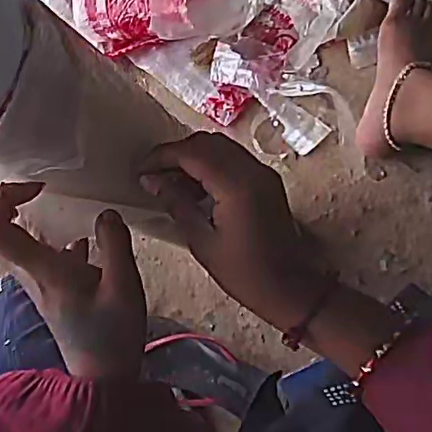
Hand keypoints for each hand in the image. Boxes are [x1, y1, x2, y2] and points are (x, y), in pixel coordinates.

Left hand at [0, 181, 146, 380]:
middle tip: (20, 173)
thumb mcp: (124, 287)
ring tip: (34, 188)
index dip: (0, 198)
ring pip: (6, 240)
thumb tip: (105, 213)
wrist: (103, 377)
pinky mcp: (49, 287)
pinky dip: (38, 231)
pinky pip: (32, 251)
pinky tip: (68, 229)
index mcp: (40, 270)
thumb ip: (115, 244)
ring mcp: (36, 282)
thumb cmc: (112, 335)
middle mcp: (29, 274)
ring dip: (10, 210)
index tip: (33, 183)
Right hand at [139, 132, 325, 330]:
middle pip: (207, 142)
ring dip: (192, 158)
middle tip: (153, 175)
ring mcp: (263, 174)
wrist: (289, 288)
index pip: (192, 153)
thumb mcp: (202, 241)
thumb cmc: (244, 273)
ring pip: (220, 147)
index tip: (142, 171)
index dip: (162, 156)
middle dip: (176, 153)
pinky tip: (194, 189)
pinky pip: (232, 160)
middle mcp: (253, 171)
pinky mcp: (266, 182)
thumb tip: (153, 182)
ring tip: (170, 183)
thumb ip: (177, 204)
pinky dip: (210, 165)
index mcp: (237, 186)